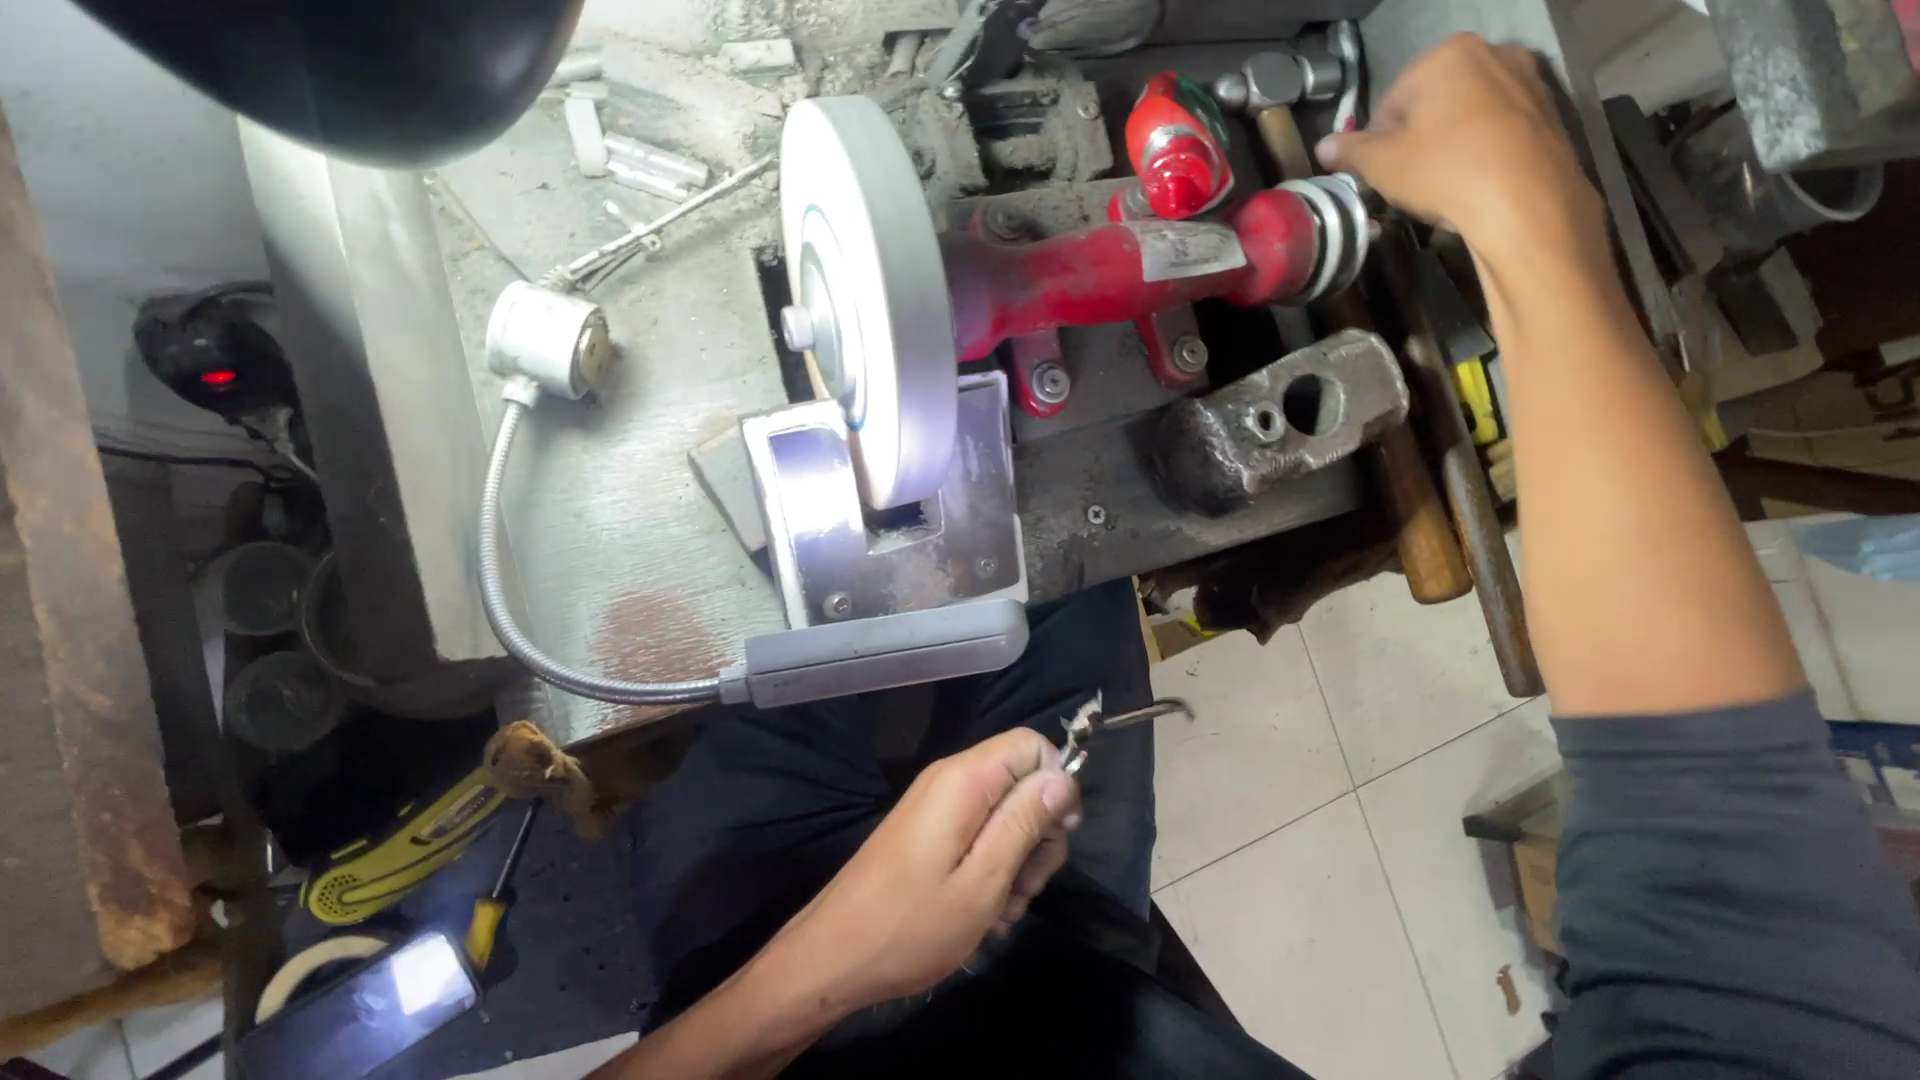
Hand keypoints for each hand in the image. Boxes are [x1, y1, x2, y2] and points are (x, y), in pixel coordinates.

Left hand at [757, 728, 1081, 1013]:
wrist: (833, 958)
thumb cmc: (910, 926)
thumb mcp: (982, 882)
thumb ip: (1026, 823)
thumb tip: (1064, 778)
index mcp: (963, 780)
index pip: (1031, 744)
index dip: (1056, 784)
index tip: (1059, 836)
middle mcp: (950, 781)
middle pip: (1023, 781)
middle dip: (1039, 835)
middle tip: (1025, 888)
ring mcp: (938, 807)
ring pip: (1006, 814)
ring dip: (1018, 862)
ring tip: (1001, 910)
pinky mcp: (931, 832)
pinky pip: (980, 835)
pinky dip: (993, 871)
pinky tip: (985, 912)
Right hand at [1315, 34, 1604, 255]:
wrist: (1525, 201)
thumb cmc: (1444, 171)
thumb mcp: (1381, 165)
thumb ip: (1350, 151)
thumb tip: (1323, 146)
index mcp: (1447, 55)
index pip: (1391, 100)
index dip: (1376, 140)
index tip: (1376, 171)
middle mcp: (1493, 53)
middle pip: (1432, 101)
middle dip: (1415, 136)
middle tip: (1405, 177)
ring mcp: (1527, 78)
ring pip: (1467, 113)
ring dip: (1447, 141)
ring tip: (1439, 182)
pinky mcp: (1549, 109)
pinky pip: (1498, 126)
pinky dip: (1480, 147)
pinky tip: (1472, 179)